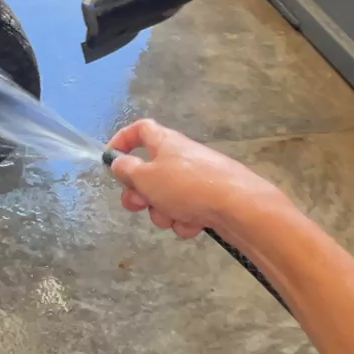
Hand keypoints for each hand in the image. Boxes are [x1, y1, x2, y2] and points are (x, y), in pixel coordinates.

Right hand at [106, 120, 284, 238]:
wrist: (242, 208)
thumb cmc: (187, 187)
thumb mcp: (146, 178)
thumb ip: (126, 170)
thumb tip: (118, 162)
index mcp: (165, 143)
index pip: (140, 129)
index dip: (122, 140)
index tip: (111, 160)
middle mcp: (181, 157)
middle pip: (149, 171)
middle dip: (139, 192)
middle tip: (136, 205)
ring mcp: (198, 179)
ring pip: (165, 195)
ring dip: (162, 210)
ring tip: (173, 217)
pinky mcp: (212, 199)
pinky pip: (186, 209)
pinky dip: (184, 218)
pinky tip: (193, 224)